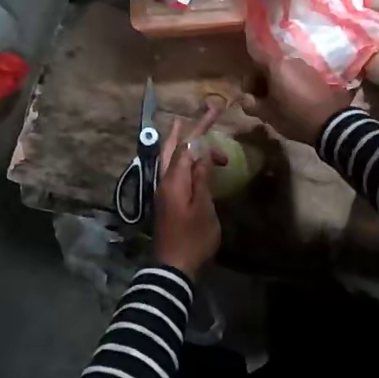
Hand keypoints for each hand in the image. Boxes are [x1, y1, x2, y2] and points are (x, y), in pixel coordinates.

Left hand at [153, 116, 222, 276]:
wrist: (173, 267)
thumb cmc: (193, 238)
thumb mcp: (203, 208)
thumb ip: (202, 178)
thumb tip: (203, 153)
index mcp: (174, 179)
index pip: (187, 145)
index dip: (201, 127)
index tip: (216, 111)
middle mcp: (164, 180)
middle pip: (173, 147)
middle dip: (187, 128)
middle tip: (201, 112)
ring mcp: (162, 190)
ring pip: (167, 157)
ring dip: (177, 140)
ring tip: (182, 125)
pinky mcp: (165, 199)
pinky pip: (170, 168)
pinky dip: (177, 156)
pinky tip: (183, 158)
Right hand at [244, 51, 351, 143]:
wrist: (330, 124)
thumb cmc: (293, 116)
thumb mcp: (267, 114)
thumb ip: (252, 104)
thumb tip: (245, 100)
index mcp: (277, 65)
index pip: (255, 64)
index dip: (249, 80)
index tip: (250, 96)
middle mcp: (292, 61)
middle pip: (271, 67)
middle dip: (264, 82)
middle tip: (262, 100)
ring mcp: (308, 67)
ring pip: (286, 72)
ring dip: (279, 84)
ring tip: (279, 102)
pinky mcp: (320, 77)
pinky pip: (299, 77)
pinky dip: (292, 86)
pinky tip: (294, 101)